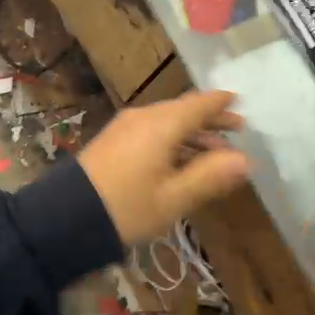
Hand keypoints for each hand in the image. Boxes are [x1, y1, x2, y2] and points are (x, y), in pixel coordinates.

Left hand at [77, 89, 250, 245]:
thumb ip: (210, 176)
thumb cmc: (128, 206)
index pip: (198, 104)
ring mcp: (127, 126)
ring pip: (168, 121)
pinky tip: (184, 161)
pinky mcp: (116, 139)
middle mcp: (144, 117)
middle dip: (210, 119)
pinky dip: (174, 139)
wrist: (69, 213)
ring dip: (193, 133)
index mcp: (161, 124)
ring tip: (217, 151)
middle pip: (183, 110)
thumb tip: (245, 159)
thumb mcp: (174, 197)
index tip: (240, 101)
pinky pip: (153, 130)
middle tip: (238, 128)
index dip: (220, 103)